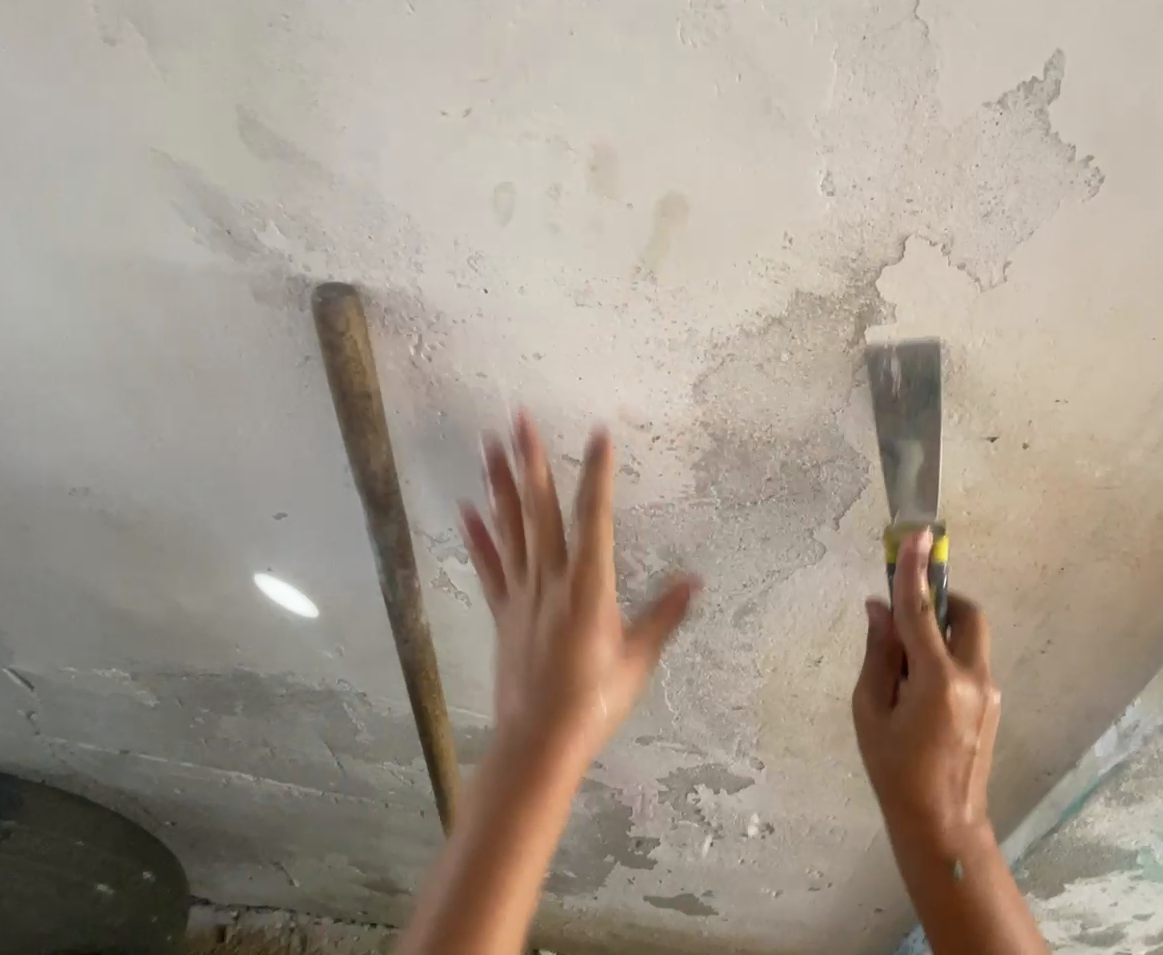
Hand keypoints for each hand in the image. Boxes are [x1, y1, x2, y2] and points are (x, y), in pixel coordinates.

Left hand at [460, 412, 696, 764]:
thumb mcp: (639, 658)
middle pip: (539, 510)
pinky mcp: (504, 613)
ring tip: (490, 446)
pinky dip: (478, 537)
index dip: (597, 474)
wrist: (538, 742)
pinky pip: (489, 567)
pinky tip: (467, 508)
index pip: (594, 517)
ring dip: (501, 485)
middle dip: (530, 461)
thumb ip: (664, 615)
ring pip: (510, 528)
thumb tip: (695, 581)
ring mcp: (522, 594)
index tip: (598, 435)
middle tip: (517, 419)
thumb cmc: (595, 701)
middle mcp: (551, 580)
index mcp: (589, 586)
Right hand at [853, 529, 999, 846]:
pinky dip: (946, 655)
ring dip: (941, 631)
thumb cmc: (895, 773)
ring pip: (970, 637)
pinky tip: (921, 690)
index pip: (922, 610)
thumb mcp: (870, 711)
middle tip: (907, 616)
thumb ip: (878, 653)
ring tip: (907, 666)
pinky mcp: (992, 703)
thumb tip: (880, 608)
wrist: (944, 827)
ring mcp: (989, 691)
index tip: (917, 533)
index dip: (915, 569)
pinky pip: (969, 660)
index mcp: (938, 680)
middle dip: (941, 599)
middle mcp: (973, 677)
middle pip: (967, 613)